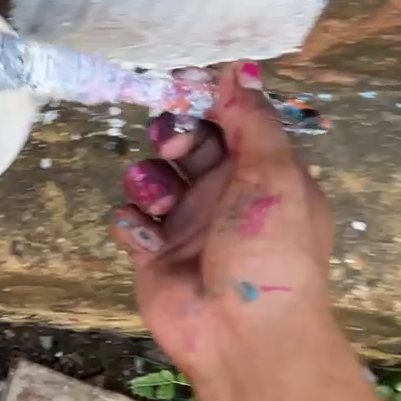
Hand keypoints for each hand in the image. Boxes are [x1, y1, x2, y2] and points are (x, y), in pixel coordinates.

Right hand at [107, 63, 336, 382]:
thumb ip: (251, 120)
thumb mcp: (273, 174)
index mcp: (261, 172)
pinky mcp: (149, 253)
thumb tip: (237, 69)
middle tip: (176, 150)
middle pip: (184, 144)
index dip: (204, 104)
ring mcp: (183, 224)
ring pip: (150, 178)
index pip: (229, 121)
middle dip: (172, 138)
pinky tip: (146, 239)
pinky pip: (127, 220)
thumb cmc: (269, 250)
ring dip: (148, 181)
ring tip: (160, 203)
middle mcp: (221, 194)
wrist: (242, 332)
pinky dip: (130, 222)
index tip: (183, 90)